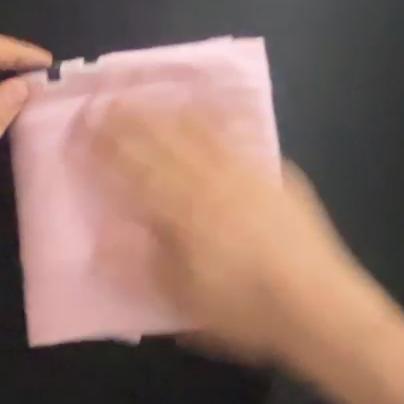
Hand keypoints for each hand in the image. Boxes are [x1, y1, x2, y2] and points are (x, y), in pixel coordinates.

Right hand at [87, 104, 389, 363]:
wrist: (321, 310)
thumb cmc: (244, 311)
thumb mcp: (181, 300)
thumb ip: (138, 266)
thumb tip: (102, 239)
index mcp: (180, 211)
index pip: (131, 169)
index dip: (104, 147)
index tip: (82, 130)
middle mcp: (209, 182)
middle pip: (161, 140)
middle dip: (129, 118)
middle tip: (105, 100)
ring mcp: (245, 173)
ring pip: (199, 130)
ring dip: (167, 109)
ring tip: (146, 92)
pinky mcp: (275, 176)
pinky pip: (240, 136)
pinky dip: (219, 115)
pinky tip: (210, 103)